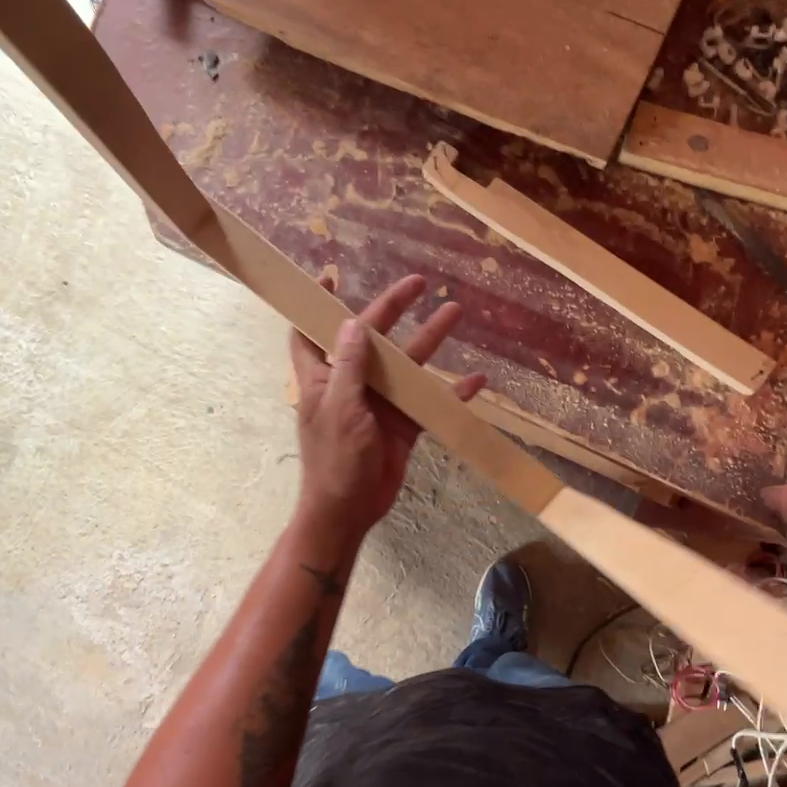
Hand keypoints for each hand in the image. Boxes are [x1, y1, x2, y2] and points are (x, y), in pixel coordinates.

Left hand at [289, 274, 484, 538]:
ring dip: (430, 341)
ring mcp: (378, 403)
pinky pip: (428, 401)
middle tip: (419, 283)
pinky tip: (476, 381)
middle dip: (393, 309)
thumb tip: (352, 324)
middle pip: (372, 338)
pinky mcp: (402, 425)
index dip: (317, 304)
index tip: (331, 277)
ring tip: (455, 312)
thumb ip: (348, 366)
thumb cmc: (334, 459)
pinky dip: (450, 393)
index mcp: (322, 377)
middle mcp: (350, 384)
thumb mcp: (338, 408)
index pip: (310, 332)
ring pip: (406, 364)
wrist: (349, 509)